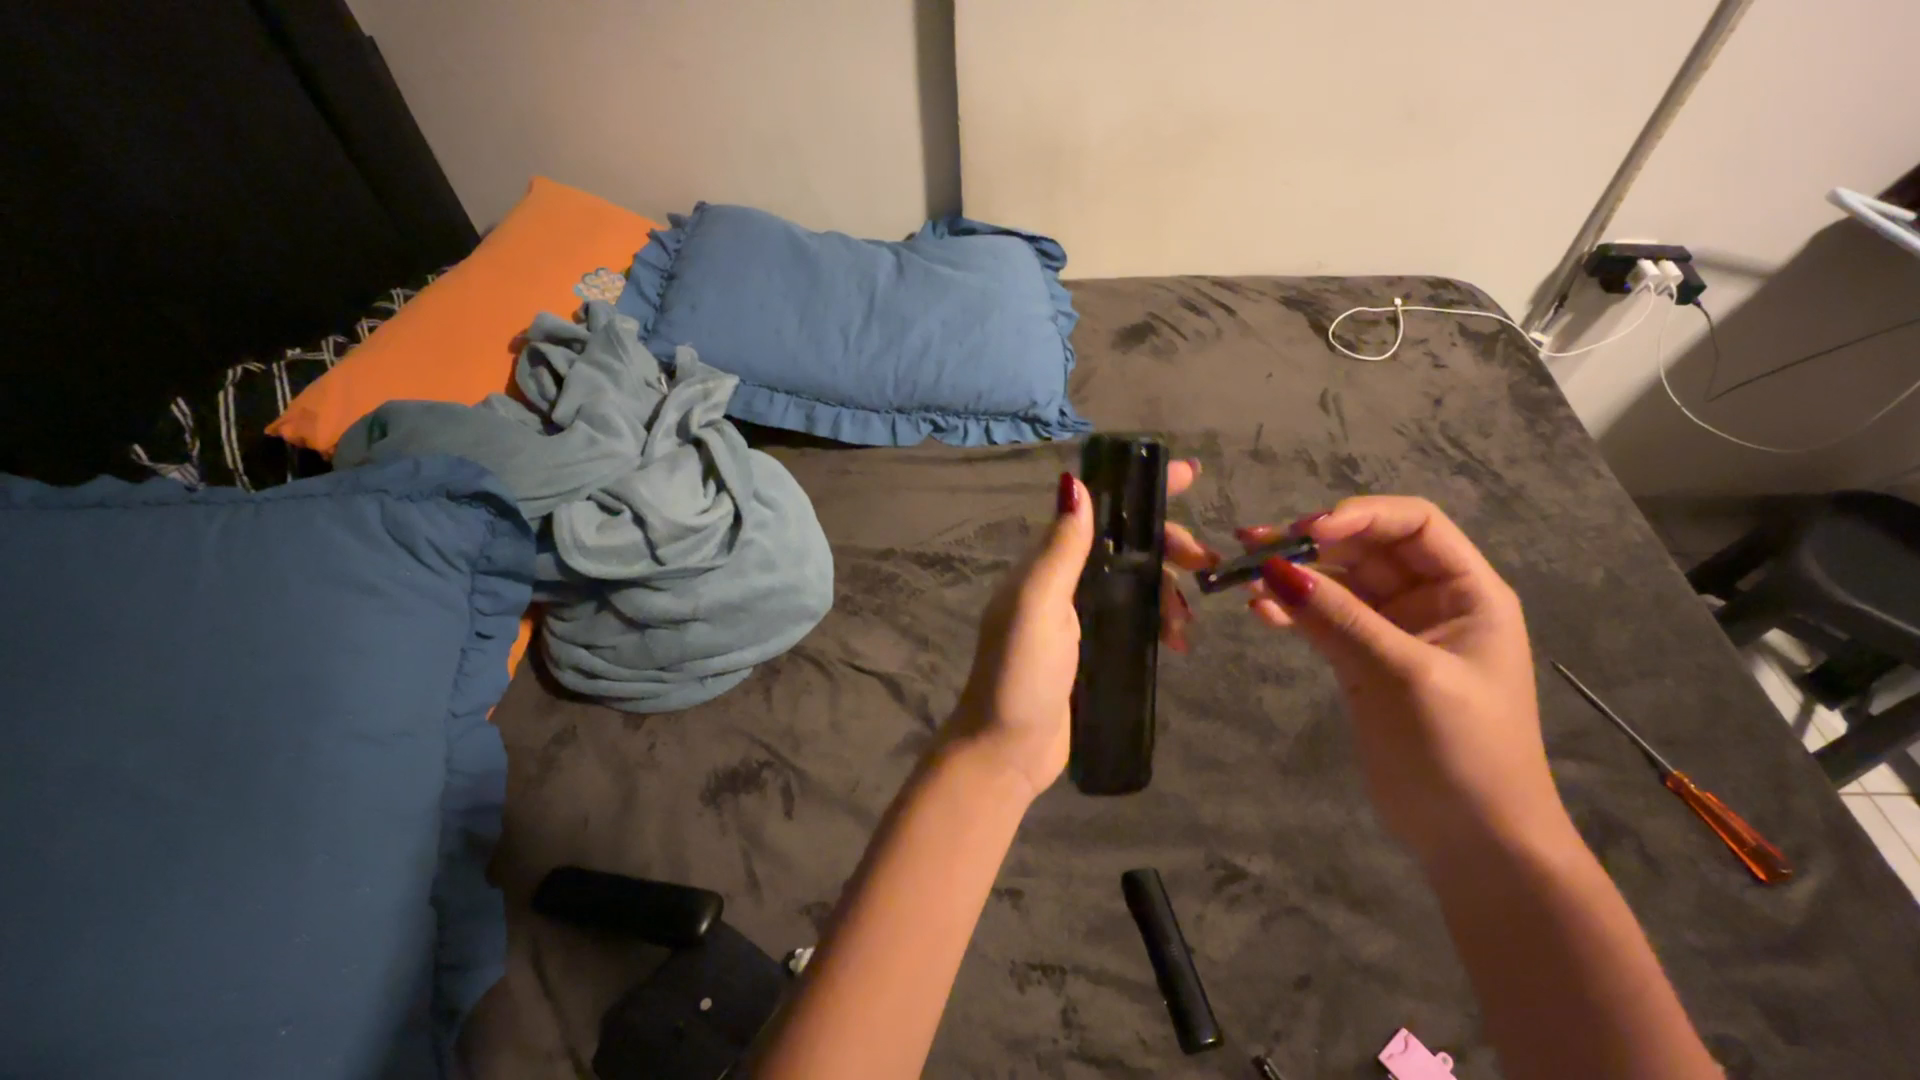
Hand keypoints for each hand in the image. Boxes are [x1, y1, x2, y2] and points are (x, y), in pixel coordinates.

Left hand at [950, 463, 1205, 798]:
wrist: (1007, 748)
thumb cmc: (1019, 673)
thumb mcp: (1038, 604)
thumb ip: (1060, 548)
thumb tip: (1075, 481)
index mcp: (1047, 564)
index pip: (1098, 512)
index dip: (1139, 490)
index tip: (1190, 475)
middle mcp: (1064, 583)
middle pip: (1127, 547)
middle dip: (1169, 545)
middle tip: (1206, 564)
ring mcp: (1081, 618)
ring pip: (1138, 584)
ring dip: (1169, 591)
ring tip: (1186, 624)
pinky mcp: (1096, 651)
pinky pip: (1137, 620)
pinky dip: (1162, 622)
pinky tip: (1178, 642)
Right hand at [1239, 497, 1566, 861]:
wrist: (1475, 841)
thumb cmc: (1459, 751)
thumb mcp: (1400, 676)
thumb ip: (1337, 619)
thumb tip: (1271, 570)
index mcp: (1467, 592)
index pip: (1415, 525)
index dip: (1361, 516)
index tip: (1306, 532)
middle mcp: (1432, 601)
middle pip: (1368, 549)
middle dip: (1313, 543)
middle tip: (1253, 544)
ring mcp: (1395, 633)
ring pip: (1340, 584)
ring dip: (1295, 576)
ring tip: (1242, 574)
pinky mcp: (1365, 663)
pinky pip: (1325, 621)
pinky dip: (1295, 612)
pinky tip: (1262, 612)